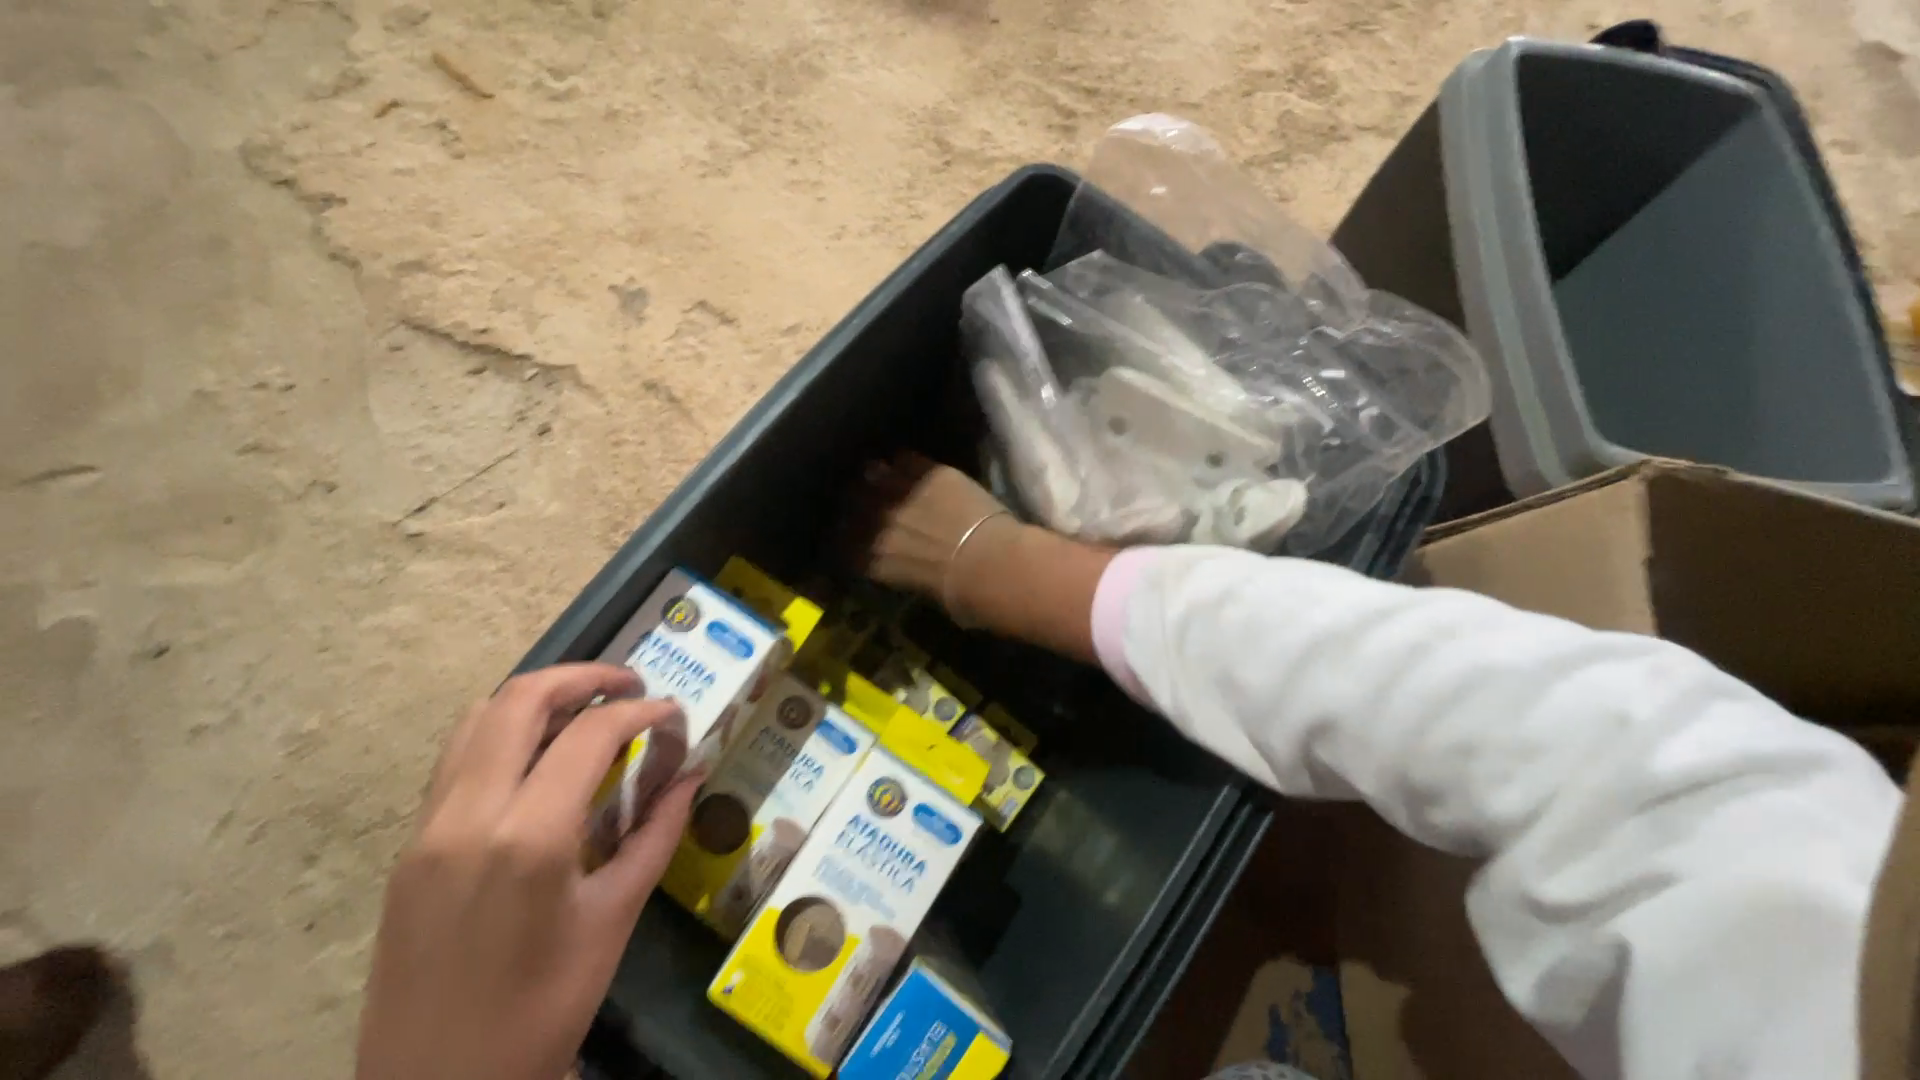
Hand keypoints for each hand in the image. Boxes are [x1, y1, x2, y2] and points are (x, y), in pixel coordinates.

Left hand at [356, 664, 697, 1079]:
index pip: (591, 734)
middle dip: (583, 679)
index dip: (642, 712)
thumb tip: (690, 776)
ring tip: (587, 711)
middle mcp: (468, 813)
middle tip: (631, 686)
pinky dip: (502, 733)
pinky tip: (539, 758)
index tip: (674, 713)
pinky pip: (456, 759)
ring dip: (536, 699)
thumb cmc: (544, 1009)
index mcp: (528, 836)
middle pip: (520, 700)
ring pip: (477, 719)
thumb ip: (655, 835)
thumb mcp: (614, 919)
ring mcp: (427, 827)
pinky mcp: (408, 846)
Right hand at [856, 452, 1111, 660]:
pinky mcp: (930, 474)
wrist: (988, 565)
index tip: (848, 533)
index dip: (845, 536)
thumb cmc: (963, 597)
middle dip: (854, 500)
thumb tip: (910, 571)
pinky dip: (903, 461)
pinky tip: (904, 460)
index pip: (845, 544)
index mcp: (877, 561)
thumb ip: (907, 575)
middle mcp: (880, 524)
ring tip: (876, 471)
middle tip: (860, 497)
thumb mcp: (926, 593)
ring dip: (875, 474)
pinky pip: (906, 460)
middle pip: (853, 504)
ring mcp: (903, 494)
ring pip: (875, 476)